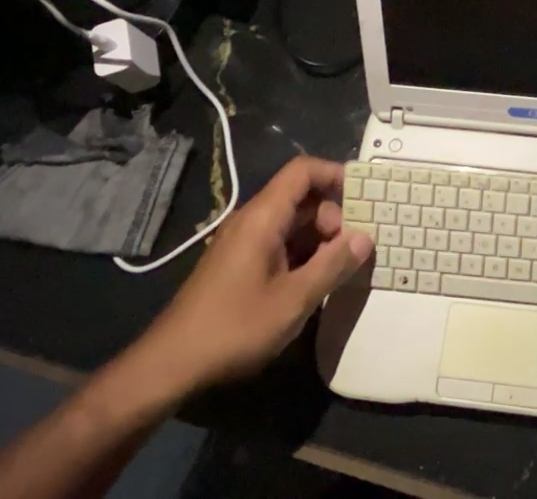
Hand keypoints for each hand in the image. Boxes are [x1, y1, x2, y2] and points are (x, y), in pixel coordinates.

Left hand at [129, 156, 372, 395]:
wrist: (170, 364)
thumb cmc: (234, 327)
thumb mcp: (294, 300)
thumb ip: (333, 265)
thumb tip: (365, 238)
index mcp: (263, 217)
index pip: (303, 171)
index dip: (336, 175)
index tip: (366, 198)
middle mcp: (251, 220)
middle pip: (302, 197)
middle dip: (334, 216)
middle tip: (352, 250)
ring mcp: (243, 242)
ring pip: (292, 222)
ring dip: (320, 238)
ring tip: (341, 268)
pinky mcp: (239, 263)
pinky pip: (279, 242)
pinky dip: (303, 253)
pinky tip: (315, 282)